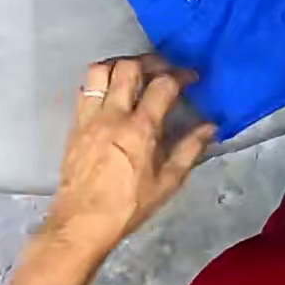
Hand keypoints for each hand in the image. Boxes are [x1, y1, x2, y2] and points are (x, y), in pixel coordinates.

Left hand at [44, 56, 215, 258]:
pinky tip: (116, 94)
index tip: (192, 79)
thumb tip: (210, 127)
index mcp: (140, 129)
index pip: (162, 85)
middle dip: (150, 61)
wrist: (81, 223)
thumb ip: (191, 148)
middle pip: (127, 68)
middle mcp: (112, 116)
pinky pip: (86, 90)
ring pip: (99, 72)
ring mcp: (89, 119)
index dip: (181, 75)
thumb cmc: (131, 204)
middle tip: (165, 69)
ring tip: (137, 74)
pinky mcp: (74, 126)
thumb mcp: (170, 180)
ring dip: (121, 65)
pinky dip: (102, 83)